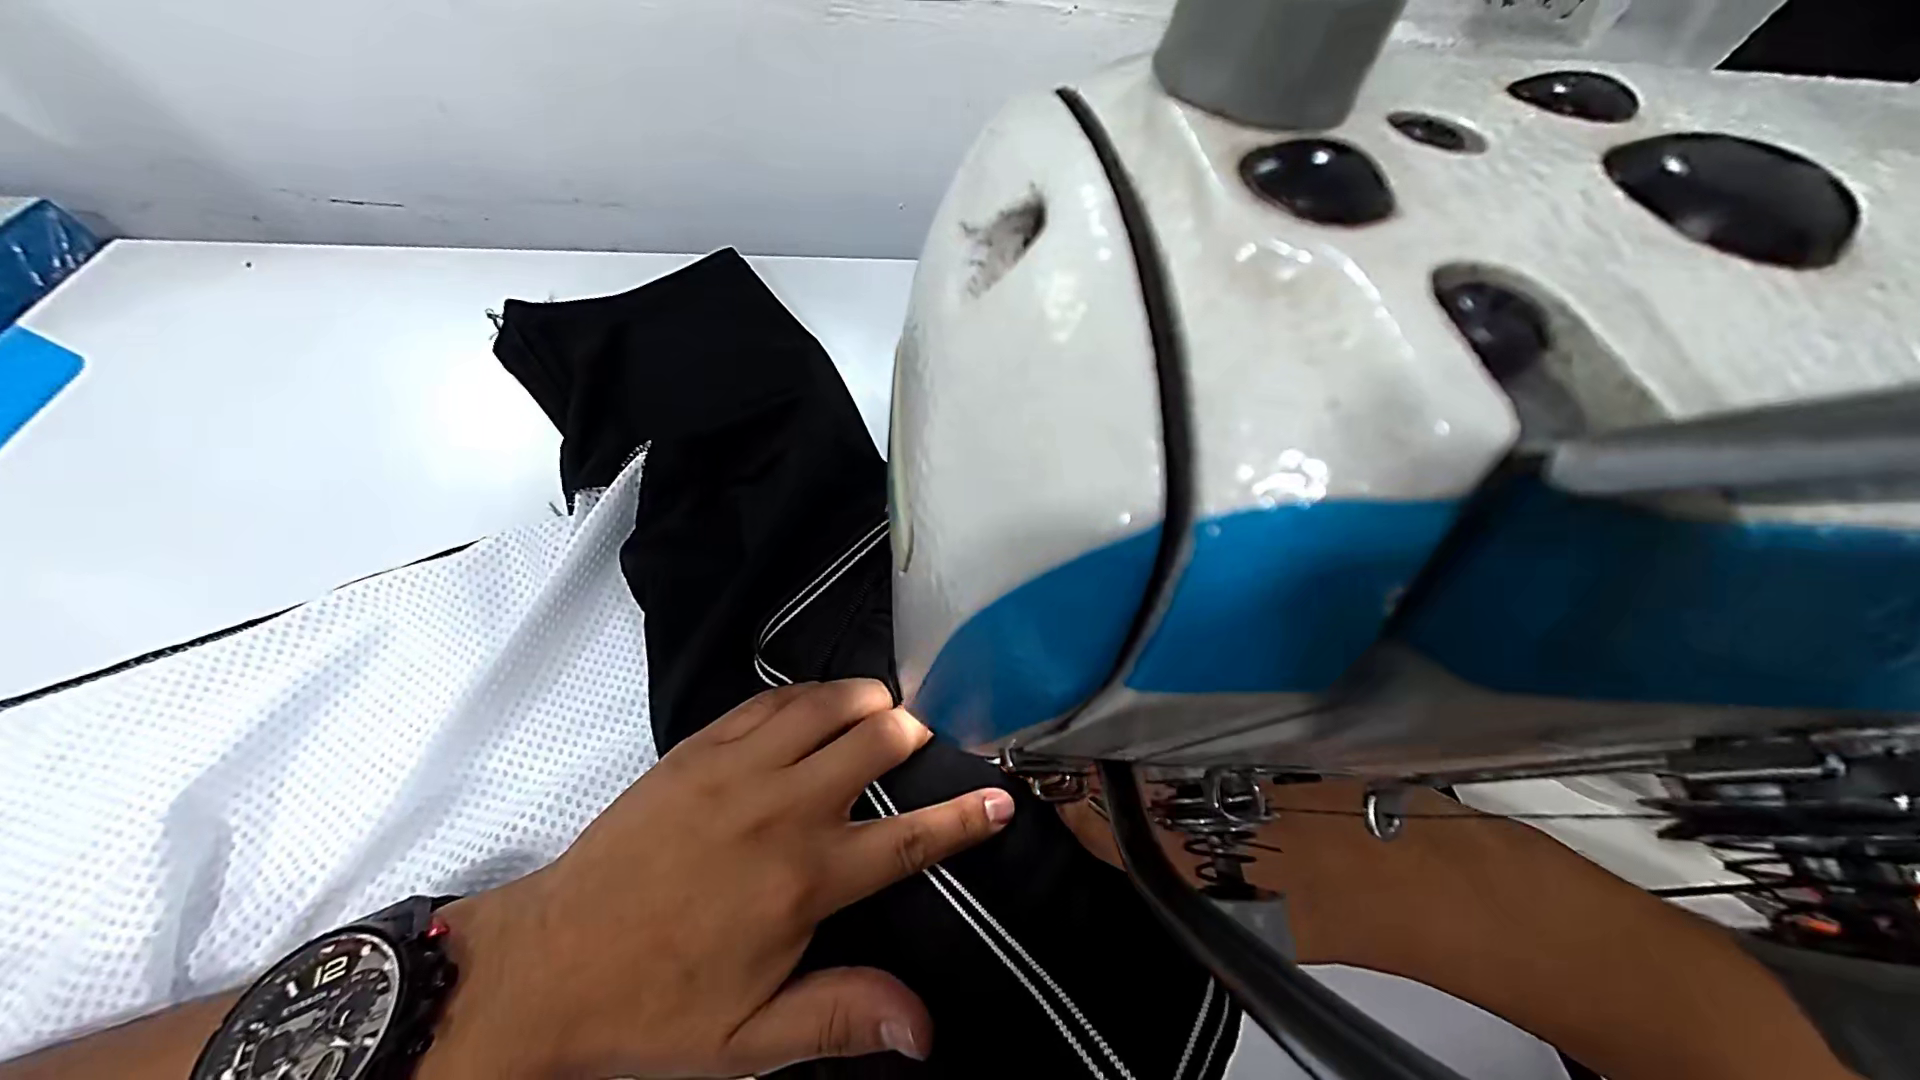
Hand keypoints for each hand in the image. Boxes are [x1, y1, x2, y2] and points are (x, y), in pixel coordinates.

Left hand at [419, 680, 1015, 1078]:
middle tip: (922, 738)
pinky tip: (820, 700)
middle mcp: (782, 809)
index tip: (1001, 796)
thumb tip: (925, 1029)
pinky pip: (772, 700)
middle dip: (913, 732)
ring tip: (883, 705)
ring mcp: (739, 768)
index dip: (965, 817)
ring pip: (828, 704)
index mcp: (804, 880)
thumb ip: (841, 1017)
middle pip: (875, 742)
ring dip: (867, 698)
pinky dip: (810, 693)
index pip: (908, 840)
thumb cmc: (654, 1004)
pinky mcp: (701, 747)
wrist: (546, 962)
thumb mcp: (749, 1039)